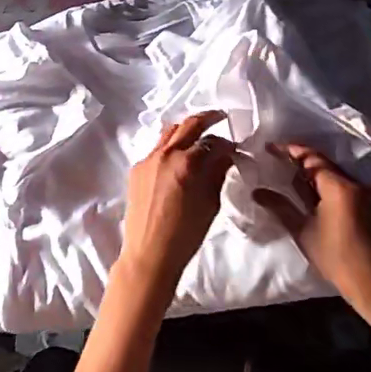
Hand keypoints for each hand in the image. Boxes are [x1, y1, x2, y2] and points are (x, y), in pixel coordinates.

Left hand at [118, 111, 236, 292]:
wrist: (149, 253)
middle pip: (187, 125)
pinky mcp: (136, 170)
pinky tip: (178, 158)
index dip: (226, 142)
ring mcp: (147, 160)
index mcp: (186, 163)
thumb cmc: (185, 234)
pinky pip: (156, 149)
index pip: (211, 141)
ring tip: (198, 134)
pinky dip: (170, 146)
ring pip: (168, 133)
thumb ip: (217, 173)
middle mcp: (164, 155)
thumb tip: (225, 155)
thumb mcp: (210, 203)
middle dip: (206, 119)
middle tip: (219, 118)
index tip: (234, 147)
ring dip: (185, 129)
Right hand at [254, 143, 370, 319]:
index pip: (311, 158)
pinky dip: (324, 185)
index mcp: (339, 186)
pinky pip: (343, 186)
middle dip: (300, 161)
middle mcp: (356, 184)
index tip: (269, 148)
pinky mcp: (369, 206)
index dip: (289, 151)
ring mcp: (366, 195)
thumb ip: (280, 207)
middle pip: (324, 164)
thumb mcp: (303, 231)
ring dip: (312, 173)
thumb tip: (257, 192)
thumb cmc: (336, 257)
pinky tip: (309, 194)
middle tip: (276, 161)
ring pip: (334, 175)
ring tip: (288, 176)